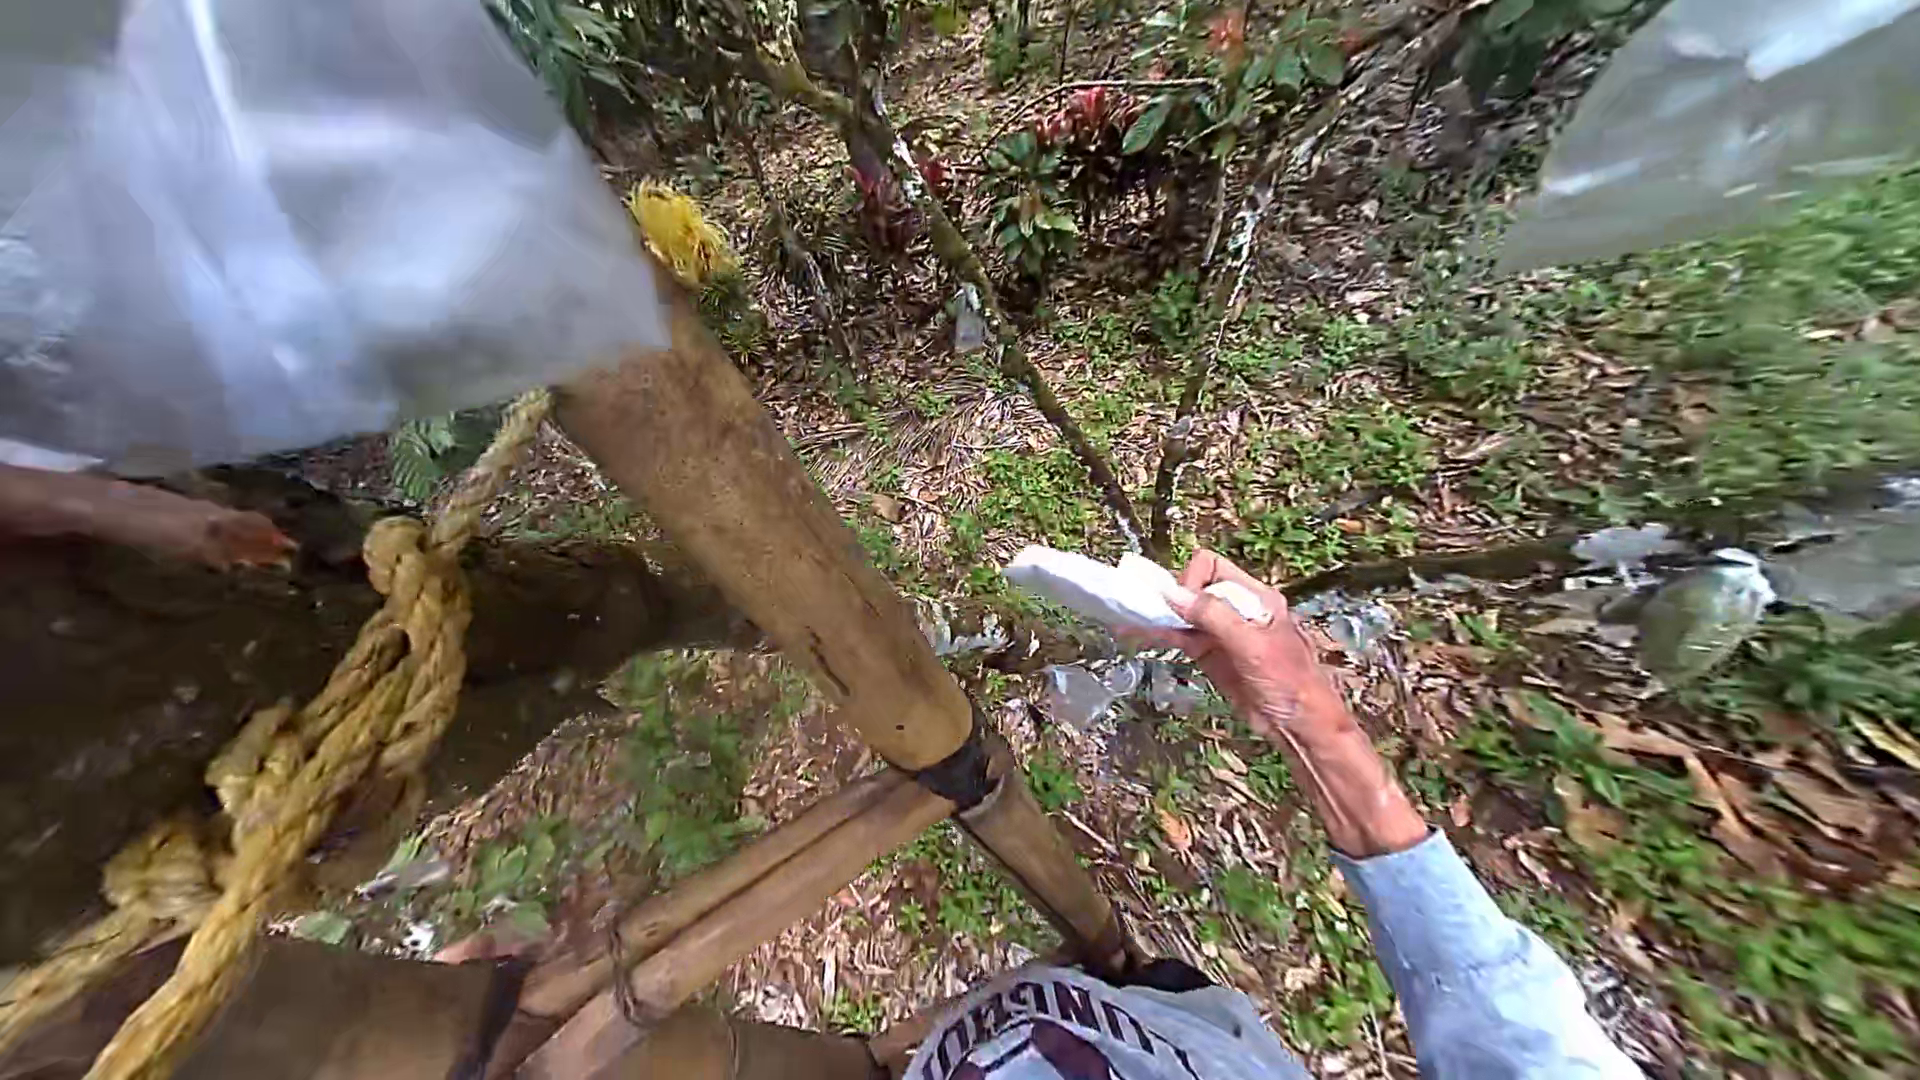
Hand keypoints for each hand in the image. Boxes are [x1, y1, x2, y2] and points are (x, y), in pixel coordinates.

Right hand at [1139, 550, 1426, 856]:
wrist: (1300, 726)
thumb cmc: (1288, 682)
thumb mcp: (1252, 645)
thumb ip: (1212, 616)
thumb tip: (1172, 594)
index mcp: (1255, 596)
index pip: (1212, 567)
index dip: (1191, 580)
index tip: (1182, 606)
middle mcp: (1235, 608)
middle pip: (1192, 586)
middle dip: (1169, 596)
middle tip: (1149, 612)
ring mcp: (1220, 631)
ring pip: (1181, 612)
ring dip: (1157, 613)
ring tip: (1127, 616)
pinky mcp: (1208, 653)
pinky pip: (1179, 636)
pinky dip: (1158, 633)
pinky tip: (1136, 632)